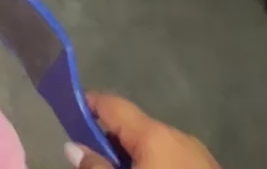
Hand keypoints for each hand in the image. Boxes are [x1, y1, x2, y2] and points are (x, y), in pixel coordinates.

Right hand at [69, 94, 219, 168]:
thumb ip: (96, 167)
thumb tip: (73, 146)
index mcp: (155, 134)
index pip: (111, 104)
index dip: (86, 106)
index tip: (67, 120)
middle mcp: (178, 137)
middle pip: (132, 127)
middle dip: (109, 142)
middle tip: (92, 163)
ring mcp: (200, 158)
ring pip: (153, 147)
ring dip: (132, 159)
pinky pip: (173, 163)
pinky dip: (154, 168)